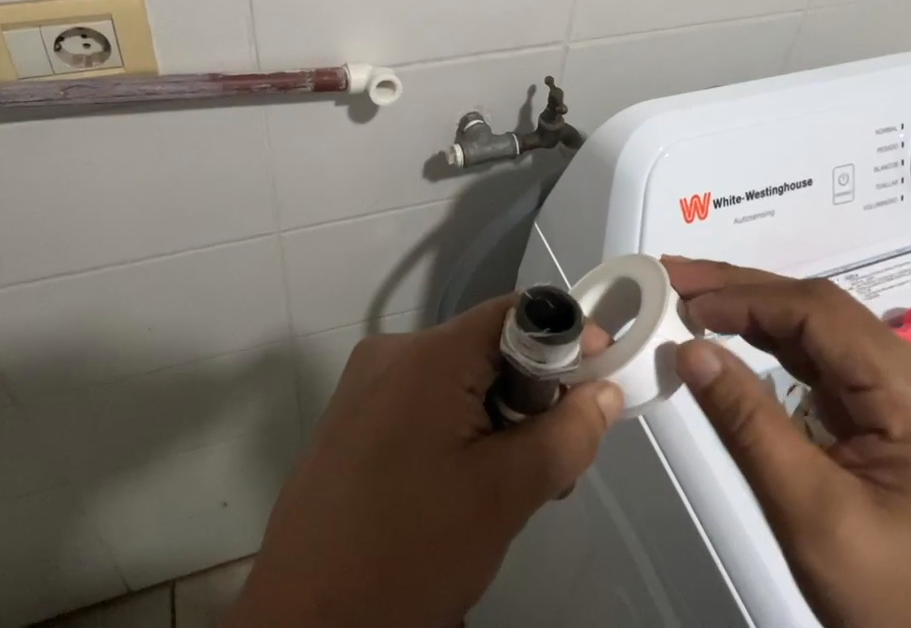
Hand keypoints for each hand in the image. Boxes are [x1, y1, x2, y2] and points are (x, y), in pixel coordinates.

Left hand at [225, 296, 624, 627]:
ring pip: (459, 381)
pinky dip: (461, 431)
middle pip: (488, 349)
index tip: (601, 380)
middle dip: (534, 395)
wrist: (306, 622)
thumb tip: (604, 391)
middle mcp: (390, 355)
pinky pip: (425, 404)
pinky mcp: (353, 422)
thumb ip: (566, 434)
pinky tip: (468, 489)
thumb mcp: (504, 494)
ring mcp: (365, 389)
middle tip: (555, 458)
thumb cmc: (410, 549)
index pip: (515, 314)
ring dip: (500, 420)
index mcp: (426, 355)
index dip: (568, 339)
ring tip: (512, 489)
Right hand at [664, 257, 910, 627]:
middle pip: (822, 312)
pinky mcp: (900, 419)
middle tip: (670, 276)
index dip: (742, 297)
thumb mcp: (813, 516)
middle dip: (742, 292)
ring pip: (823, 334)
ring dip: (755, 314)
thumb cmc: (897, 605)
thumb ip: (749, 424)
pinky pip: (830, 367)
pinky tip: (736, 339)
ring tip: (689, 299)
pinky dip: (776, 350)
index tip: (677, 298)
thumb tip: (689, 349)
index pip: (819, 314)